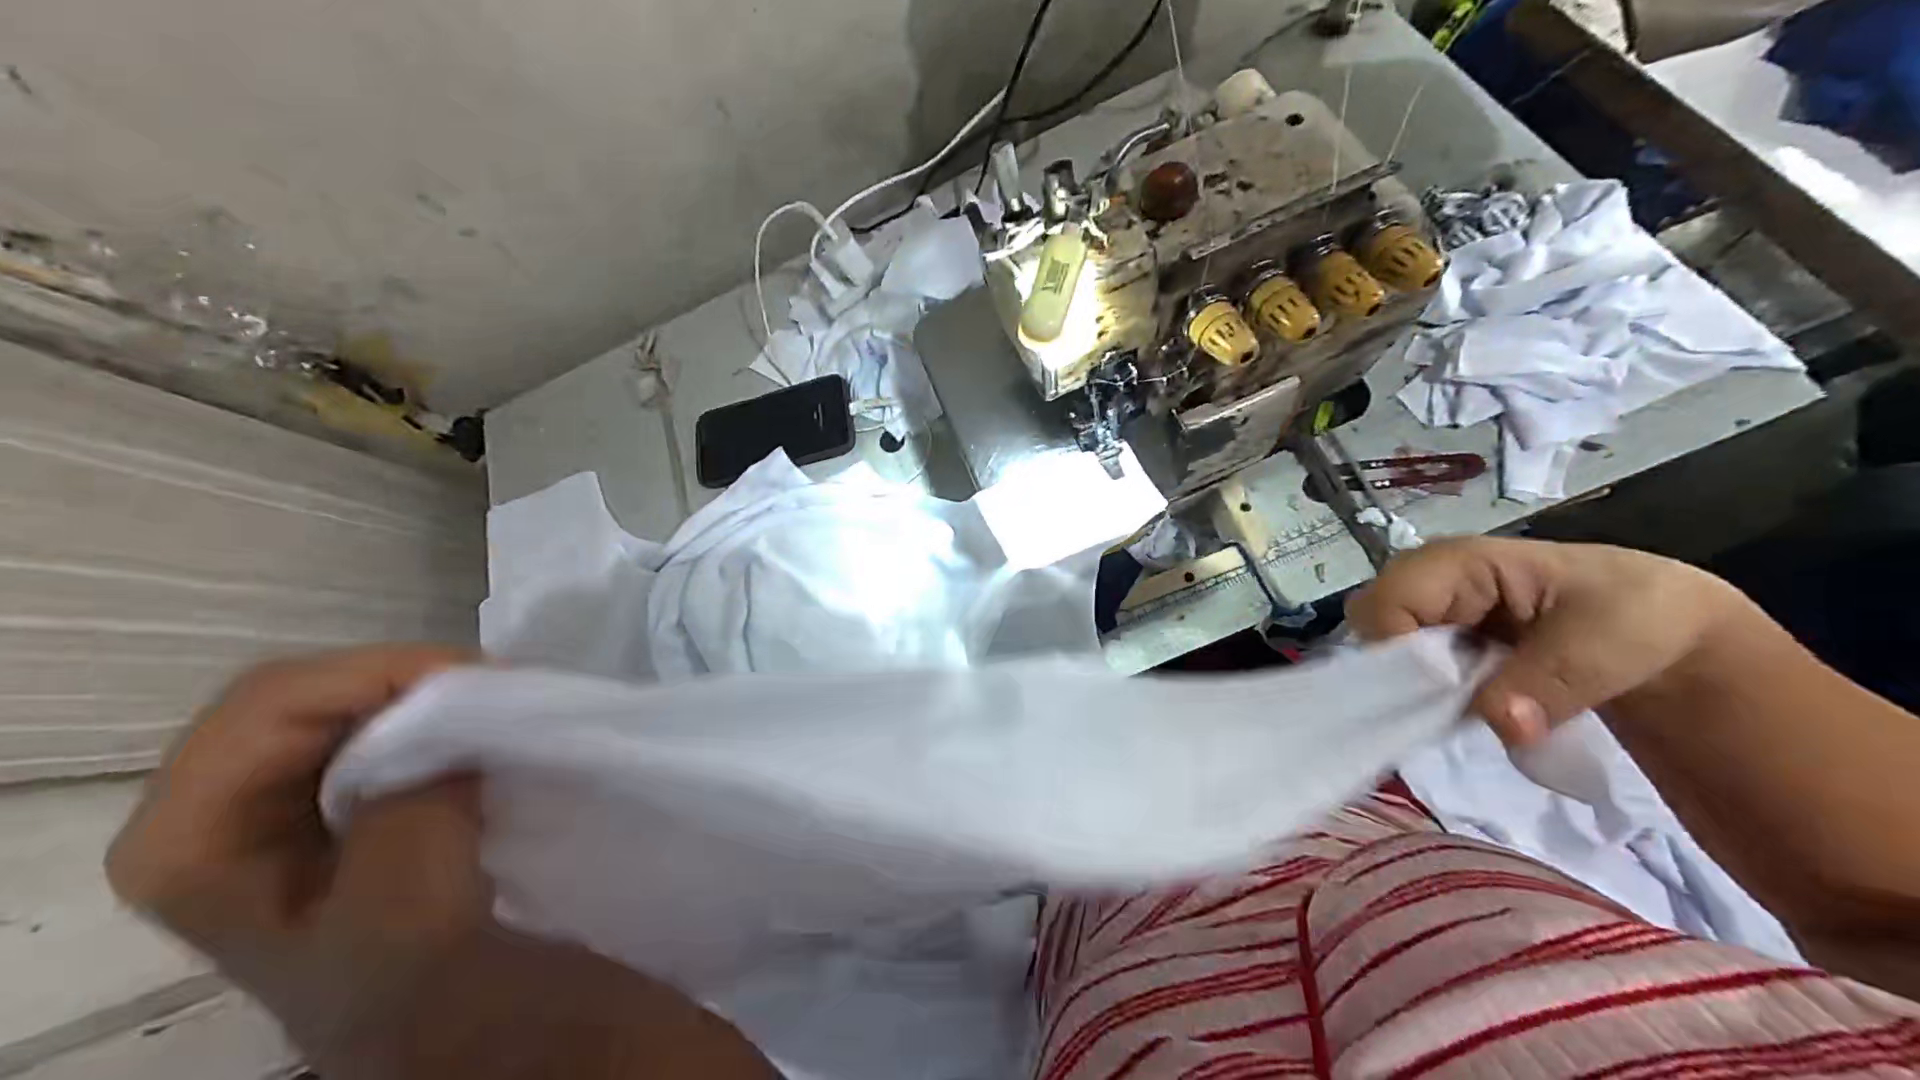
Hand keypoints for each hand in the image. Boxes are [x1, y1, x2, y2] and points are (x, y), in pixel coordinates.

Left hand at [109, 646, 779, 1079]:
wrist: (499, 1045)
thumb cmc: (447, 1007)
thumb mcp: (414, 922)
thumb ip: (408, 811)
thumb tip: (449, 713)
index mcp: (195, 851)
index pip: (260, 711)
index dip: (371, 676)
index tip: (479, 683)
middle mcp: (233, 822)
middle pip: (304, 697)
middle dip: (404, 679)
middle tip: (503, 689)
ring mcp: (304, 815)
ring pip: (353, 707)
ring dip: (434, 695)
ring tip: (509, 704)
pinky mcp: (370, 813)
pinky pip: (395, 730)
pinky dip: (448, 713)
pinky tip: (498, 728)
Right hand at [1346, 537, 1745, 745]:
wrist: (1662, 628)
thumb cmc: (1636, 617)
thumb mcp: (1608, 646)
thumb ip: (1548, 684)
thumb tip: (1500, 725)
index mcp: (1459, 561)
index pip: (1387, 603)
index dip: (1399, 652)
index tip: (1438, 697)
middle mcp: (1427, 579)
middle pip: (1371, 622)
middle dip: (1397, 669)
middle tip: (1448, 702)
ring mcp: (1426, 608)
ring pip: (1379, 646)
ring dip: (1411, 684)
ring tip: (1459, 705)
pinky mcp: (1434, 636)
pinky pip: (1400, 662)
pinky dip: (1421, 690)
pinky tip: (1460, 702)